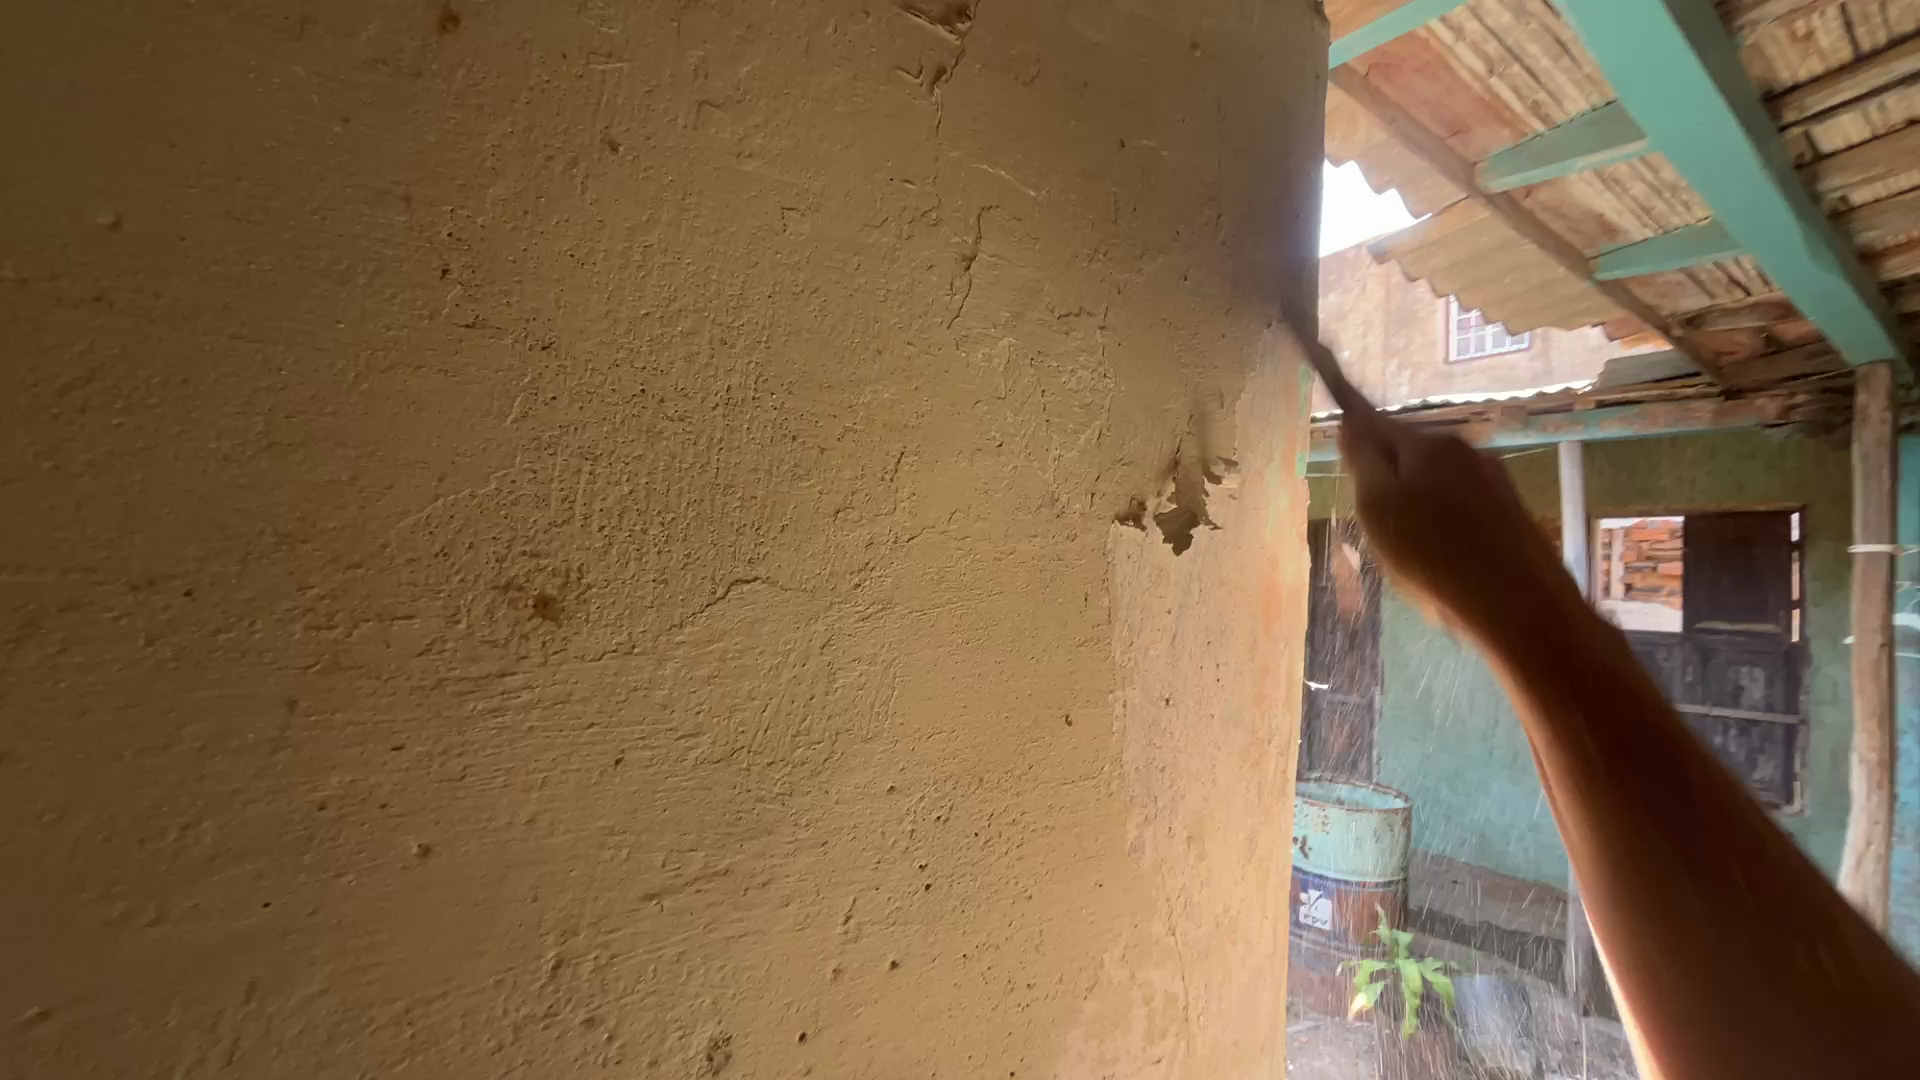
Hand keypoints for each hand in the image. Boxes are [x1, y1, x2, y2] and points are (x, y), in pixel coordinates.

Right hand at [1336, 410, 1578, 646]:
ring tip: (1402, 548)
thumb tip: (1348, 423)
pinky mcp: (1508, 511)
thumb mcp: (1376, 505)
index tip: (1336, 405)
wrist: (1517, 605)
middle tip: (1366, 518)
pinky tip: (1436, 558)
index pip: (1375, 422)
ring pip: (1430, 481)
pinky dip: (1436, 522)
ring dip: (1409, 503)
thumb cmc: (1431, 554)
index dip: (1352, 420)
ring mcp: (1492, 480)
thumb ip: (1361, 460)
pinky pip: (1455, 505)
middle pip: (1404, 454)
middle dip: (1382, 477)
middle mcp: (1464, 452)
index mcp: (1428, 446)